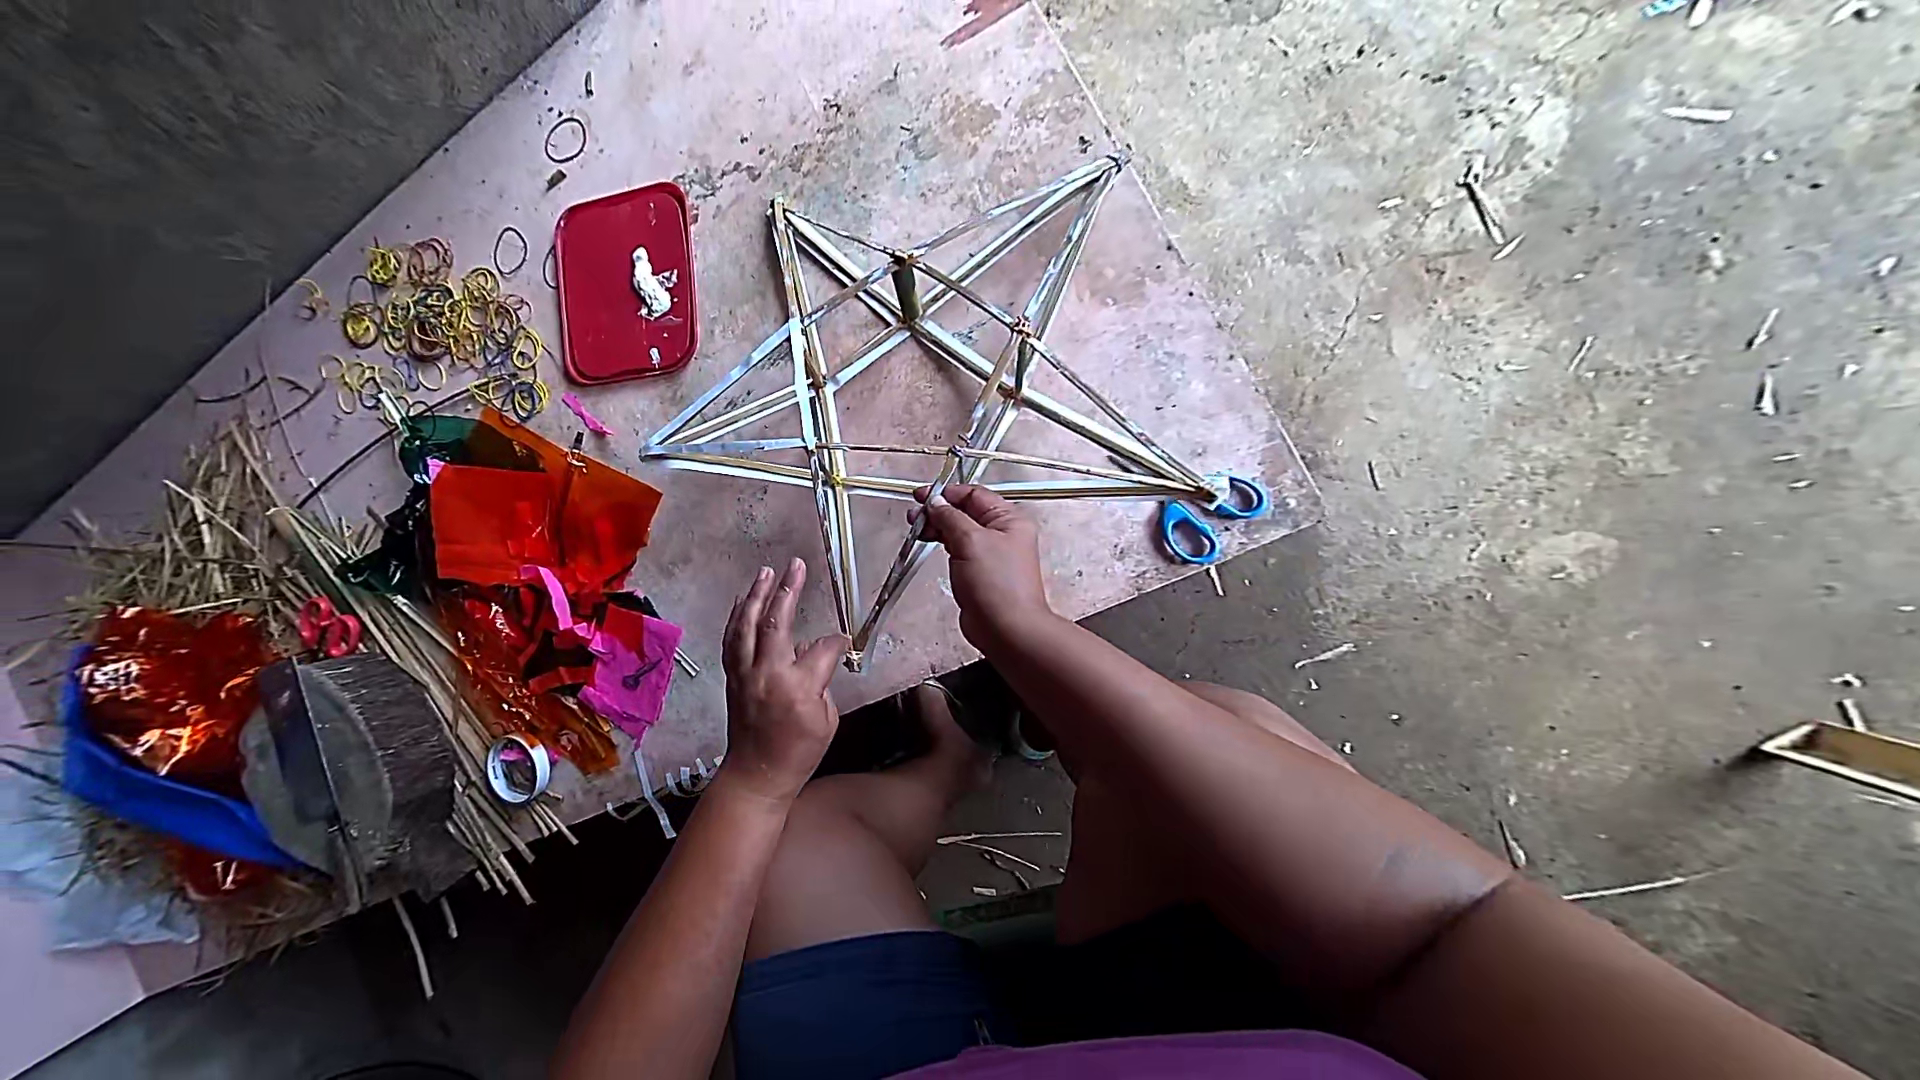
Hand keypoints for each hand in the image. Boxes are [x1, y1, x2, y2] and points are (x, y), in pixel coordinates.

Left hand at [720, 559, 847, 802]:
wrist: (756, 775)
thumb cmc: (798, 752)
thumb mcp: (827, 718)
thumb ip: (822, 680)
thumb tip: (816, 654)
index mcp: (797, 687)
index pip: (822, 649)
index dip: (836, 642)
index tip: (843, 642)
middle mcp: (767, 674)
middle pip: (776, 621)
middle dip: (787, 589)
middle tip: (795, 565)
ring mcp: (745, 674)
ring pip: (748, 625)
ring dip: (757, 596)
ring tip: (765, 572)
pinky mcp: (733, 677)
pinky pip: (734, 639)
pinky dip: (739, 617)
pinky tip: (745, 602)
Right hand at [912, 484, 1054, 646]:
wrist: (1006, 628)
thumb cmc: (1000, 588)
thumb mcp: (971, 541)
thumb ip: (950, 517)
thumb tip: (936, 503)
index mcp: (1009, 520)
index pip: (974, 495)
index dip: (947, 493)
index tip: (923, 496)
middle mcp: (1003, 535)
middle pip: (966, 512)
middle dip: (939, 510)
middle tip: (916, 514)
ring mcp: (992, 554)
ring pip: (961, 531)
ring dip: (939, 527)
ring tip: (918, 528)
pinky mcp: (981, 573)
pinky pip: (960, 550)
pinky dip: (944, 544)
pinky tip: (931, 544)